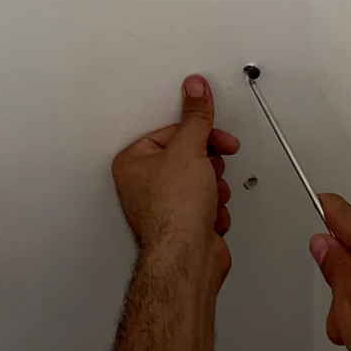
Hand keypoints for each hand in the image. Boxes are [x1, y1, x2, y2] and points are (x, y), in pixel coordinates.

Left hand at [111, 75, 241, 284]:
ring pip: (200, 180)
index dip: (199, 133)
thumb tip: (195, 88)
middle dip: (208, 165)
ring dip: (213, 188)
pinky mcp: (183, 223)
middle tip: (212, 171)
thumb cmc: (175, 215)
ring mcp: (164, 205)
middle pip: (188, 155)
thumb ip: (196, 117)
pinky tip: (209, 217)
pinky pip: (206, 203)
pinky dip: (214, 208)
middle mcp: (143, 183)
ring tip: (209, 198)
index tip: (217, 136)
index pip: (173, 131)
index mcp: (133, 162)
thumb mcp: (189, 150)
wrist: (188, 262)